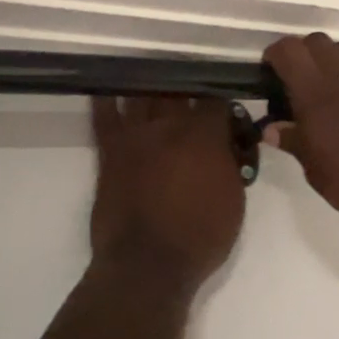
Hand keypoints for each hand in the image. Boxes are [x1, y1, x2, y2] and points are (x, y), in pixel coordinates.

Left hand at [89, 96, 246, 292]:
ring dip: (149, 82)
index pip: (215, 100)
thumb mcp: (234, 200)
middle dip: (186, 84)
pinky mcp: (110, 151)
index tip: (224, 105)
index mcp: (205, 136)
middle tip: (190, 83)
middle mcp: (169, 126)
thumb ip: (230, 163)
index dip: (221, 100)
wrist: (147, 264)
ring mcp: (135, 135)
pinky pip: (104, 115)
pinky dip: (105, 98)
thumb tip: (226, 143)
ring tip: (153, 73)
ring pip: (141, 93)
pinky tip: (107, 85)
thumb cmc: (200, 238)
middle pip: (177, 89)